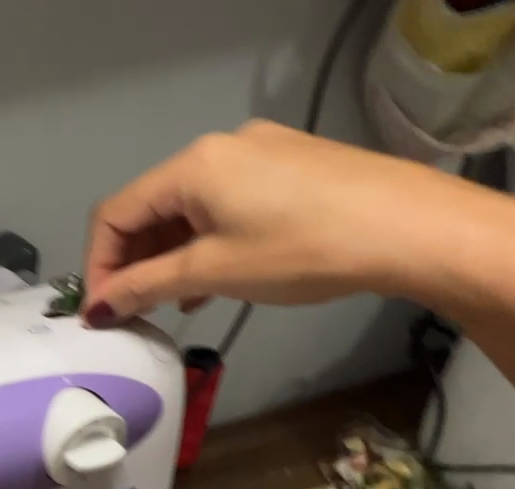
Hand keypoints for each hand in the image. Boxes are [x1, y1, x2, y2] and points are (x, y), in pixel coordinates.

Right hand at [81, 121, 507, 324]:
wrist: (418, 230)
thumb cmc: (303, 249)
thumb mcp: (212, 272)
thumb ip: (144, 287)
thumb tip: (96, 308)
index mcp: (193, 167)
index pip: (114, 215)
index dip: (97, 266)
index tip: (100, 312)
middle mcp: (218, 150)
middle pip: (147, 210)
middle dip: (130, 263)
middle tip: (129, 311)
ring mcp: (257, 155)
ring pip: (184, 211)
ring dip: (164, 258)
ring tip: (167, 303)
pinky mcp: (286, 169)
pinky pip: (220, 207)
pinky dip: (200, 244)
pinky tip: (208, 280)